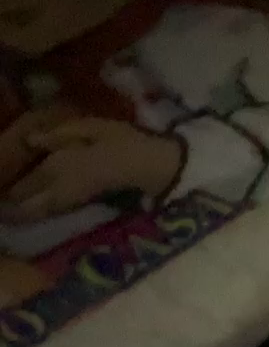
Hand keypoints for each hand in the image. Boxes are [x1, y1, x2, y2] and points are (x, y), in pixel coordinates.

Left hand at [3, 118, 184, 224]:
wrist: (173, 165)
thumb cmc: (134, 143)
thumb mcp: (97, 128)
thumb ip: (63, 134)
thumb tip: (31, 141)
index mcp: (69, 165)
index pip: (33, 181)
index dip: (14, 192)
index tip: (1, 199)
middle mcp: (74, 183)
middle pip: (41, 201)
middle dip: (20, 209)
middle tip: (5, 216)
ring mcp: (88, 193)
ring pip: (55, 206)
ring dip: (35, 213)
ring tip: (16, 218)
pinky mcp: (101, 196)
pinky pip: (69, 204)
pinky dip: (54, 209)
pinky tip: (47, 210)